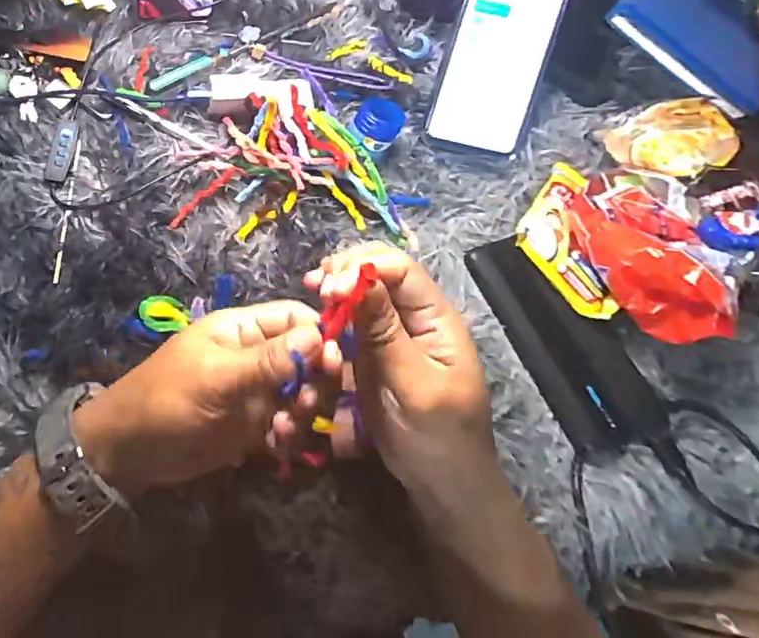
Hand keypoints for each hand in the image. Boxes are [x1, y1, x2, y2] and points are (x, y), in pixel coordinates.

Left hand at [72, 301, 321, 494]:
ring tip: (284, 428)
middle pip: (306, 357)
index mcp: (241, 328)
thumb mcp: (217, 377)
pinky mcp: (253, 425)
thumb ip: (267, 361)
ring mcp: (255, 392)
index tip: (337, 360)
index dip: (319, 333)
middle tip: (308, 401)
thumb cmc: (166, 398)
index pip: (293, 318)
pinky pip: (288, 425)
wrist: (129, 450)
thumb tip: (317, 335)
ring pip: (301, 393)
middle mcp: (254, 356)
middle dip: (316, 378)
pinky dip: (290, 435)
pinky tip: (275, 447)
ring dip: (303, 411)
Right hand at [302, 243, 493, 506]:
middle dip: (346, 271)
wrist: (445, 490)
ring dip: (337, 287)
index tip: (329, 287)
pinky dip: (334, 312)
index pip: (400, 269)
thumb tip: (359, 278)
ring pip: (364, 290)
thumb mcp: (412, 384)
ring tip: (312, 291)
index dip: (363, 268)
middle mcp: (416, 317)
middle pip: (380, 271)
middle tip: (315, 286)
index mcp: (437, 319)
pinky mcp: (376, 351)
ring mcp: (395, 333)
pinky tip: (318, 316)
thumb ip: (385, 332)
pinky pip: (354, 319)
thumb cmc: (439, 438)